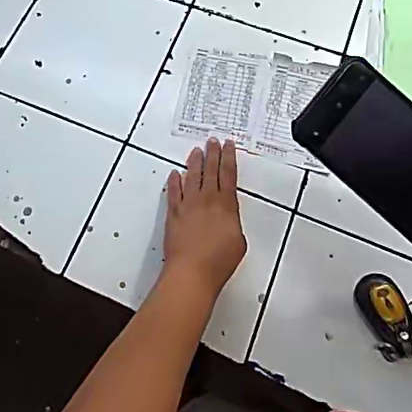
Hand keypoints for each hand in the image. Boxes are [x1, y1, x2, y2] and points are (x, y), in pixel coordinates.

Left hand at [162, 139, 247, 296]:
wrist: (192, 271)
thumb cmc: (218, 261)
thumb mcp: (238, 242)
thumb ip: (232, 223)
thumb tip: (227, 219)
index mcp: (226, 205)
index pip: (228, 174)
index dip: (229, 158)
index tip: (229, 145)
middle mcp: (206, 200)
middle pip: (210, 170)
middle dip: (212, 153)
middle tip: (212, 141)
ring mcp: (188, 205)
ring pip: (192, 176)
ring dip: (194, 162)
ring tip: (196, 151)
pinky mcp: (173, 213)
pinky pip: (174, 192)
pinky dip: (174, 181)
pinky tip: (174, 173)